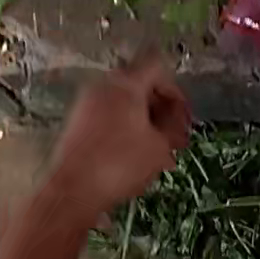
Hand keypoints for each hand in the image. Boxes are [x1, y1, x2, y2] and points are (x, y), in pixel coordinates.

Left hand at [46, 54, 191, 216]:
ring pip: (127, 105)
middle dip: (163, 110)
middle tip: (176, 138)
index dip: (176, 92)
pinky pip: (112, 118)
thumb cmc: (122, 164)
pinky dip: (129, 131)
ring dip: (148, 123)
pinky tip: (138, 157)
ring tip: (160, 152)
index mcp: (126, 85)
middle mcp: (104, 87)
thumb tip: (174, 120)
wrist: (75, 190)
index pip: (158, 68)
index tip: (184, 119)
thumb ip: (172, 127)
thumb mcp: (160, 147)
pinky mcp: (79, 124)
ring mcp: (87, 104)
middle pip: (141, 86)